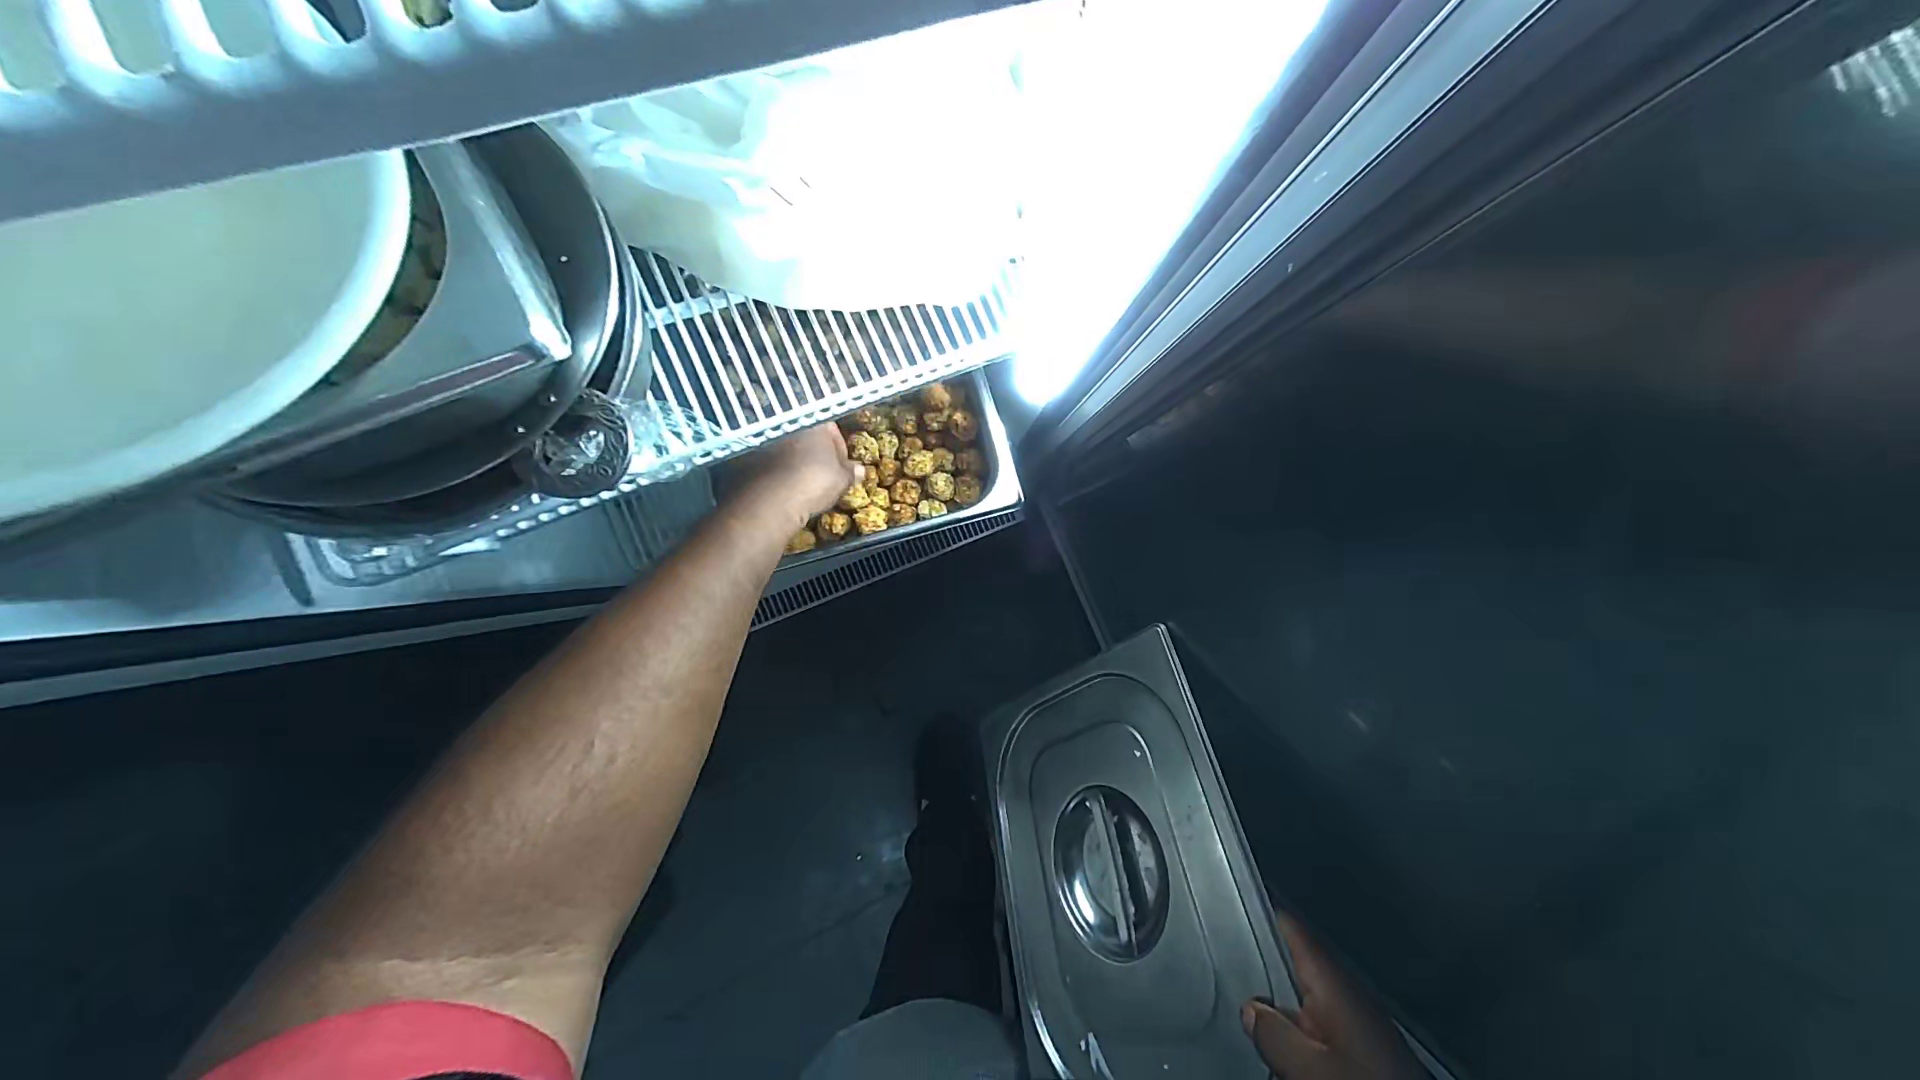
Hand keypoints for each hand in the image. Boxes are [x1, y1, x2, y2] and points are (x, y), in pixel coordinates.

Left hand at [733, 423, 862, 535]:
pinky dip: (775, 471)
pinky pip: (766, 461)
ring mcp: (763, 438)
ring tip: (800, 484)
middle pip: (805, 437)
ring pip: (784, 448)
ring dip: (793, 461)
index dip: (839, 451)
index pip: (832, 430)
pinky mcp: (744, 455)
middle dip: (813, 454)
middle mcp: (787, 424)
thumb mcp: (842, 479)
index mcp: (814, 422)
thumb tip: (861, 470)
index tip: (842, 468)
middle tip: (821, 475)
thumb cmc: (814, 481)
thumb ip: (852, 472)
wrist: (772, 500)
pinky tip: (782, 489)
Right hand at [1242, 912, 1426, 1079]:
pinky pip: (1322, 1023)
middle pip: (1293, 964)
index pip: (1289, 925)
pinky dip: (1304, 1032)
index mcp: (1333, 979)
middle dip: (1266, 973)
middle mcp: (1348, 989)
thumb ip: (1273, 1031)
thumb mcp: (1311, 1066)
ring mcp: (1360, 1017)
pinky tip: (1296, 1055)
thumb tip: (1251, 1009)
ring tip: (1266, 1028)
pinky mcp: (1368, 1043)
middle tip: (1239, 983)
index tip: (1234, 902)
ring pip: (1306, 997)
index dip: (1259, 911)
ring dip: (1284, 1009)